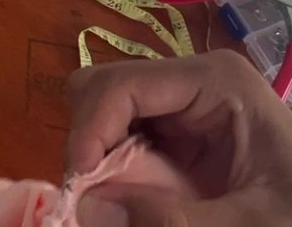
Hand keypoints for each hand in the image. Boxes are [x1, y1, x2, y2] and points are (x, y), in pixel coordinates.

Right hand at [67, 51, 291, 226]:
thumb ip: (172, 222)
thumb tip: (88, 208)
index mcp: (215, 80)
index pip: (124, 83)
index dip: (91, 128)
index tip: (76, 186)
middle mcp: (193, 79)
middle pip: (108, 88)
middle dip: (90, 139)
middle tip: (89, 198)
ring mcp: (187, 104)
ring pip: (109, 112)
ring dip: (99, 157)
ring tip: (107, 206)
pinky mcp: (184, 135)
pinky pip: (127, 140)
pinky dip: (115, 170)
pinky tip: (127, 204)